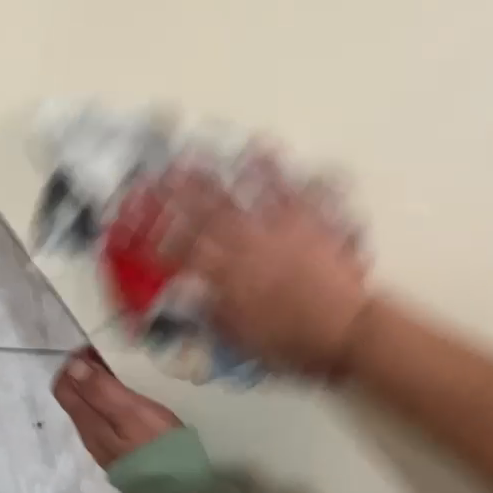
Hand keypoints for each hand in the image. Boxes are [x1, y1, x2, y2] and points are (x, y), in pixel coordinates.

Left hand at [53, 348, 181, 468]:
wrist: (173, 486)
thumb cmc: (154, 443)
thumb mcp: (129, 411)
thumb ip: (100, 390)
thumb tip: (72, 365)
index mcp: (88, 420)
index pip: (63, 385)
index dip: (75, 364)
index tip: (98, 349)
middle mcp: (89, 430)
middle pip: (75, 394)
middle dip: (87, 370)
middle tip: (114, 355)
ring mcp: (103, 440)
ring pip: (90, 404)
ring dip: (100, 383)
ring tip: (126, 369)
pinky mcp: (120, 445)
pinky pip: (105, 414)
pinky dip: (112, 397)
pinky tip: (134, 393)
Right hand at [133, 150, 374, 377]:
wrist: (347, 330)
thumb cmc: (295, 343)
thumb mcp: (244, 338)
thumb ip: (217, 314)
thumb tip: (196, 298)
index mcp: (229, 275)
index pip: (184, 247)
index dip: (160, 231)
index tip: (145, 218)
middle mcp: (251, 244)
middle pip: (211, 209)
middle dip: (186, 187)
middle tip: (170, 167)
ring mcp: (283, 228)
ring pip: (253, 191)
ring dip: (233, 169)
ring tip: (222, 148)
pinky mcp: (314, 223)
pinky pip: (301, 192)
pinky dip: (291, 174)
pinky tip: (285, 157)